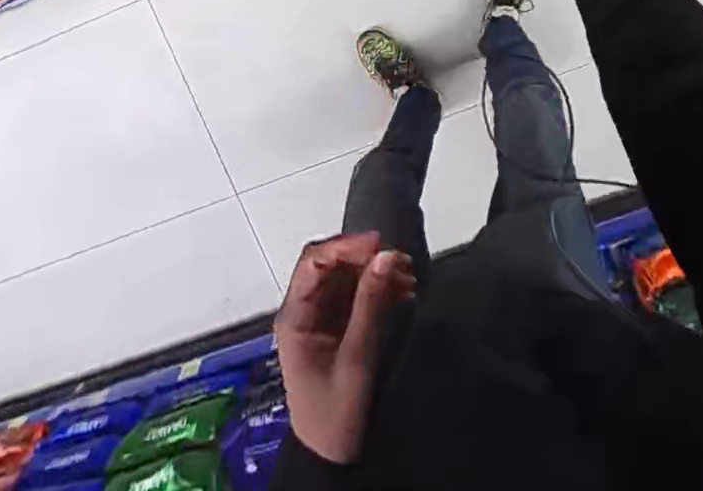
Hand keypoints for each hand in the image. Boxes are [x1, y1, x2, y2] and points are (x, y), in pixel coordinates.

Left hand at [274, 232, 416, 463]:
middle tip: (398, 260)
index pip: (313, 262)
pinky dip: (380, 285)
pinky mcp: (340, 322)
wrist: (333, 457)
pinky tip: (403, 289)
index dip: (344, 246)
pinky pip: (358, 290)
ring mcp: (322, 314)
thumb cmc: (335, 414)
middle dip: (365, 256)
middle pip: (332, 263)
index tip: (378, 244)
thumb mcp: (356, 357)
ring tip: (407, 275)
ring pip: (348, 274)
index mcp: (295, 317)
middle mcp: (305, 309)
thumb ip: (370, 303)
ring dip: (377, 269)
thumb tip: (386, 256)